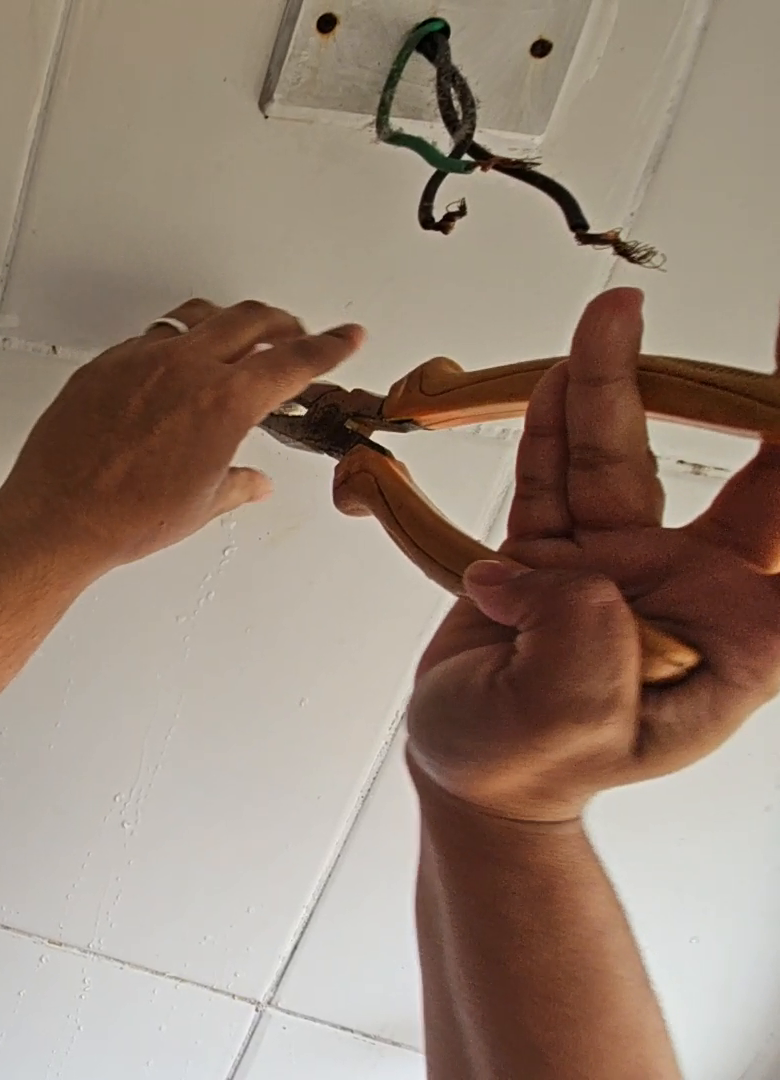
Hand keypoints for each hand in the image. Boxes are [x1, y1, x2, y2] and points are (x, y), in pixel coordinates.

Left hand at [0, 299, 364, 572]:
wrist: (57, 518)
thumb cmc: (124, 518)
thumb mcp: (200, 505)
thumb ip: (236, 483)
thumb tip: (253, 482)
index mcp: (226, 400)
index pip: (296, 359)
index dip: (330, 346)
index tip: (345, 337)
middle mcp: (183, 369)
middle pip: (249, 320)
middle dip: (280, 324)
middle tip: (289, 336)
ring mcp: (136, 362)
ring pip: (193, 318)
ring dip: (222, 322)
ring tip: (229, 339)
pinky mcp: (99, 368)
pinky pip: (143, 340)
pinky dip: (168, 345)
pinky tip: (165, 366)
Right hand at [409, 288, 779, 823]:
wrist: (469, 761)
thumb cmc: (527, 758)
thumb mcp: (566, 718)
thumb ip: (578, 641)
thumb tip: (535, 567)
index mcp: (738, 630)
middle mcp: (689, 586)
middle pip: (730, 477)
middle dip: (727, 400)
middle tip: (712, 338)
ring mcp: (613, 565)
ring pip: (617, 465)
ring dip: (609, 391)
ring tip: (605, 321)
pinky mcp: (546, 557)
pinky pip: (549, 484)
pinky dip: (549, 432)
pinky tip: (558, 383)